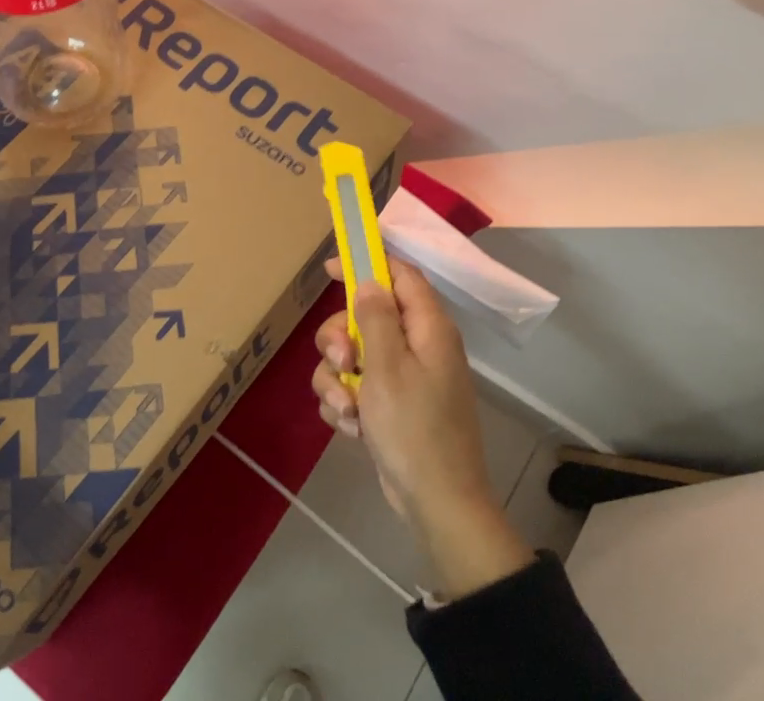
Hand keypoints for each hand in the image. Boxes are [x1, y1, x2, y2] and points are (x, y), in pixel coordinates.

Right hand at [313, 257, 531, 596]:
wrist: (435, 500)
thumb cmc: (414, 429)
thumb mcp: (388, 367)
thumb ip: (376, 318)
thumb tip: (369, 279)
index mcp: (428, 329)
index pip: (399, 276)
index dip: (366, 264)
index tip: (329, 268)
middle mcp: (417, 347)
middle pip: (364, 317)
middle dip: (339, 339)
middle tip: (341, 363)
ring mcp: (403, 378)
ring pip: (352, 356)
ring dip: (338, 380)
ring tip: (347, 410)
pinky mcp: (389, 406)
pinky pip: (355, 388)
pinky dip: (346, 404)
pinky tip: (352, 427)